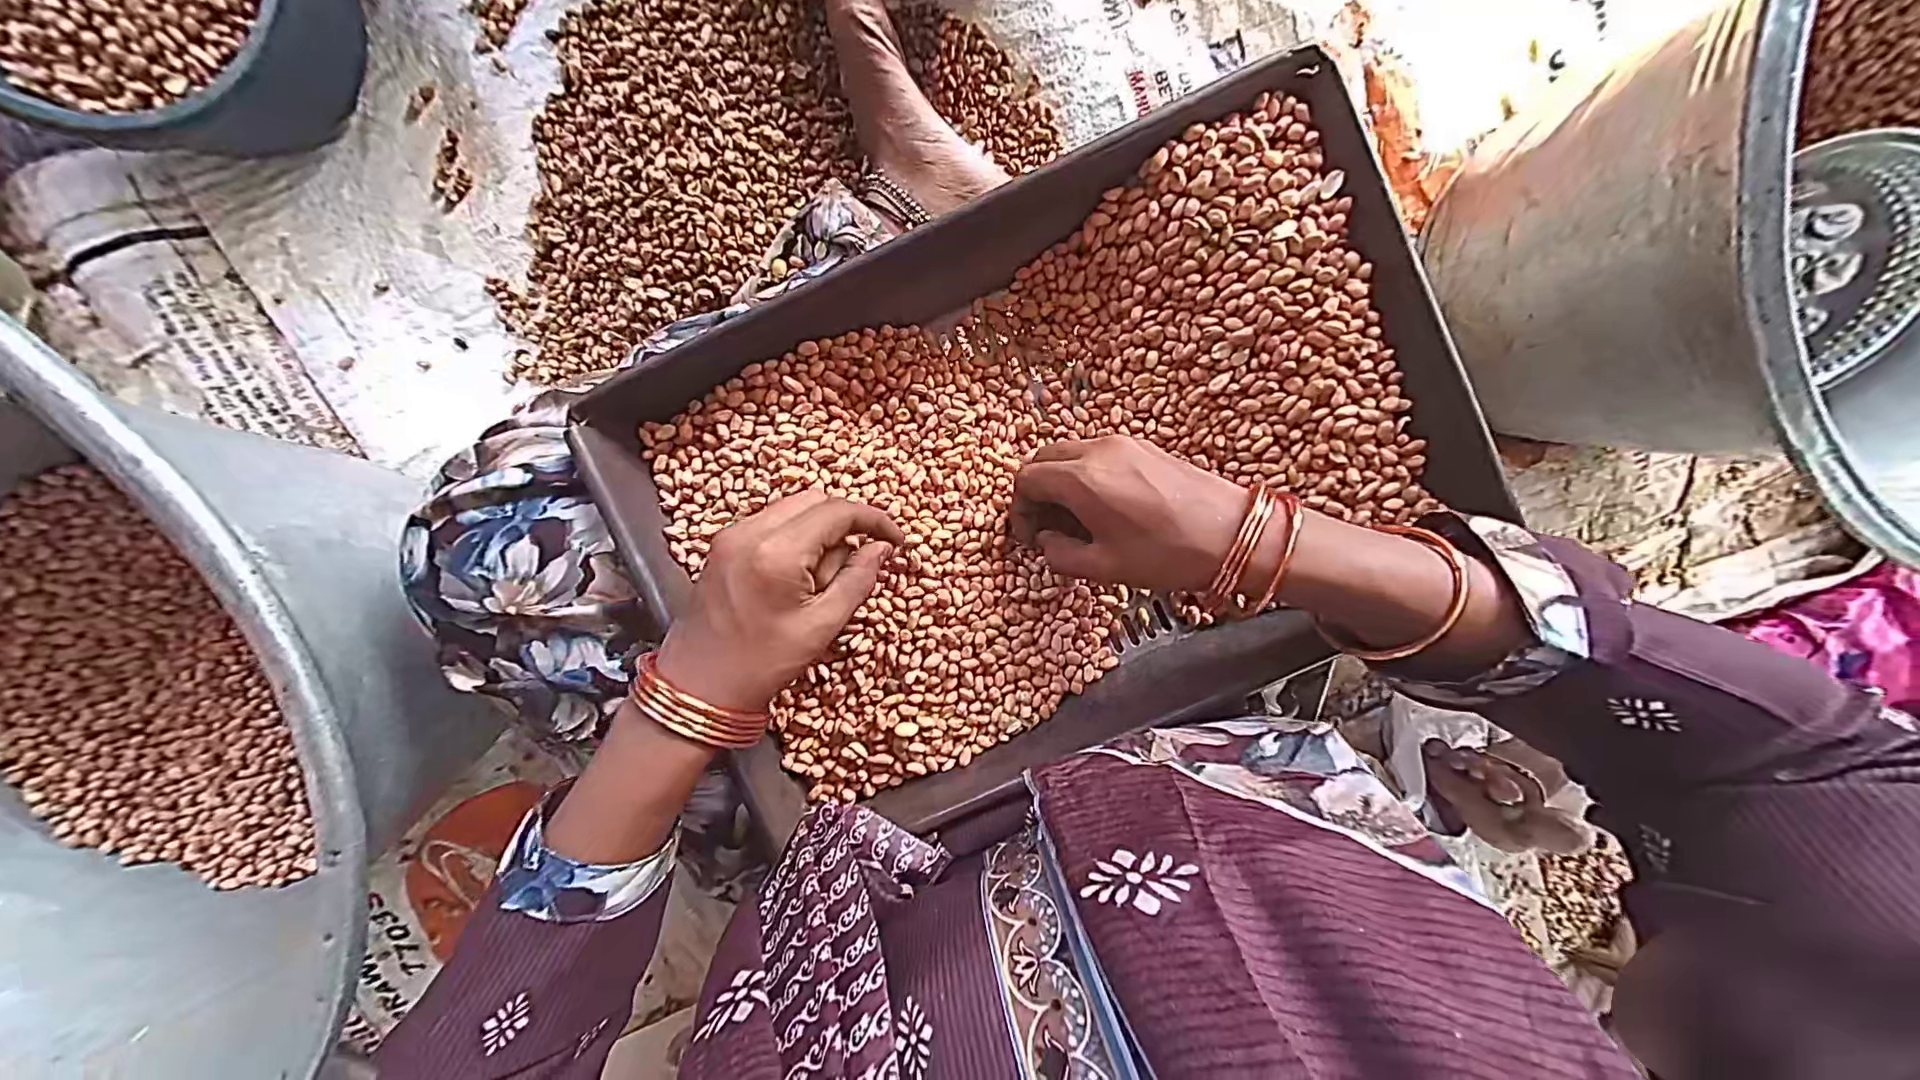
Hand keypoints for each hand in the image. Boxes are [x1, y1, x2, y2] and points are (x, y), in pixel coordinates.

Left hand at [653, 489, 903, 713]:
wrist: (699, 686)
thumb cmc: (761, 664)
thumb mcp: (822, 626)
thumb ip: (858, 579)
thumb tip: (881, 548)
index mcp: (776, 553)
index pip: (838, 512)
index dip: (874, 520)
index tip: (895, 539)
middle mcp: (749, 532)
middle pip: (816, 500)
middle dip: (847, 524)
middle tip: (861, 560)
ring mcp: (731, 535)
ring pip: (794, 508)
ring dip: (821, 531)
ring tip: (824, 578)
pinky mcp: (723, 544)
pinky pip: (772, 522)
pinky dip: (797, 538)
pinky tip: (801, 575)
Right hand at [1011, 435, 1250, 592]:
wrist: (1237, 535)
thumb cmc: (1170, 555)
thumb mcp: (1105, 567)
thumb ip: (1060, 555)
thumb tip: (1046, 542)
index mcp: (1082, 479)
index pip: (1026, 479)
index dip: (1019, 510)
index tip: (1030, 536)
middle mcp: (1098, 450)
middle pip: (1044, 459)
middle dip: (1036, 492)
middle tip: (1047, 527)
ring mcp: (1124, 443)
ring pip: (1070, 454)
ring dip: (1060, 483)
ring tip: (1076, 520)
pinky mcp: (1145, 446)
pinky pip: (1097, 454)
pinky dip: (1085, 475)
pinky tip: (1104, 507)